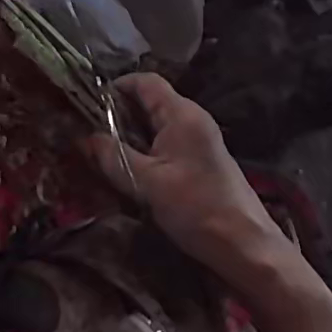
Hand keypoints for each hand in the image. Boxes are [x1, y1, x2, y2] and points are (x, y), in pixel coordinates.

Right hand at [84, 74, 286, 273]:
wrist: (248, 249)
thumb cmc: (197, 208)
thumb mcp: (146, 183)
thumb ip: (112, 156)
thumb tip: (83, 138)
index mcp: (182, 114)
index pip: (144, 81)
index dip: (116, 86)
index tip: (89, 103)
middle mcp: (192, 119)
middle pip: (149, 100)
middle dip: (118, 112)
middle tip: (89, 128)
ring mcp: (199, 139)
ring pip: (156, 123)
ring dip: (130, 133)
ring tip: (102, 149)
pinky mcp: (201, 160)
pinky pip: (166, 141)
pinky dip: (145, 147)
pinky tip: (130, 167)